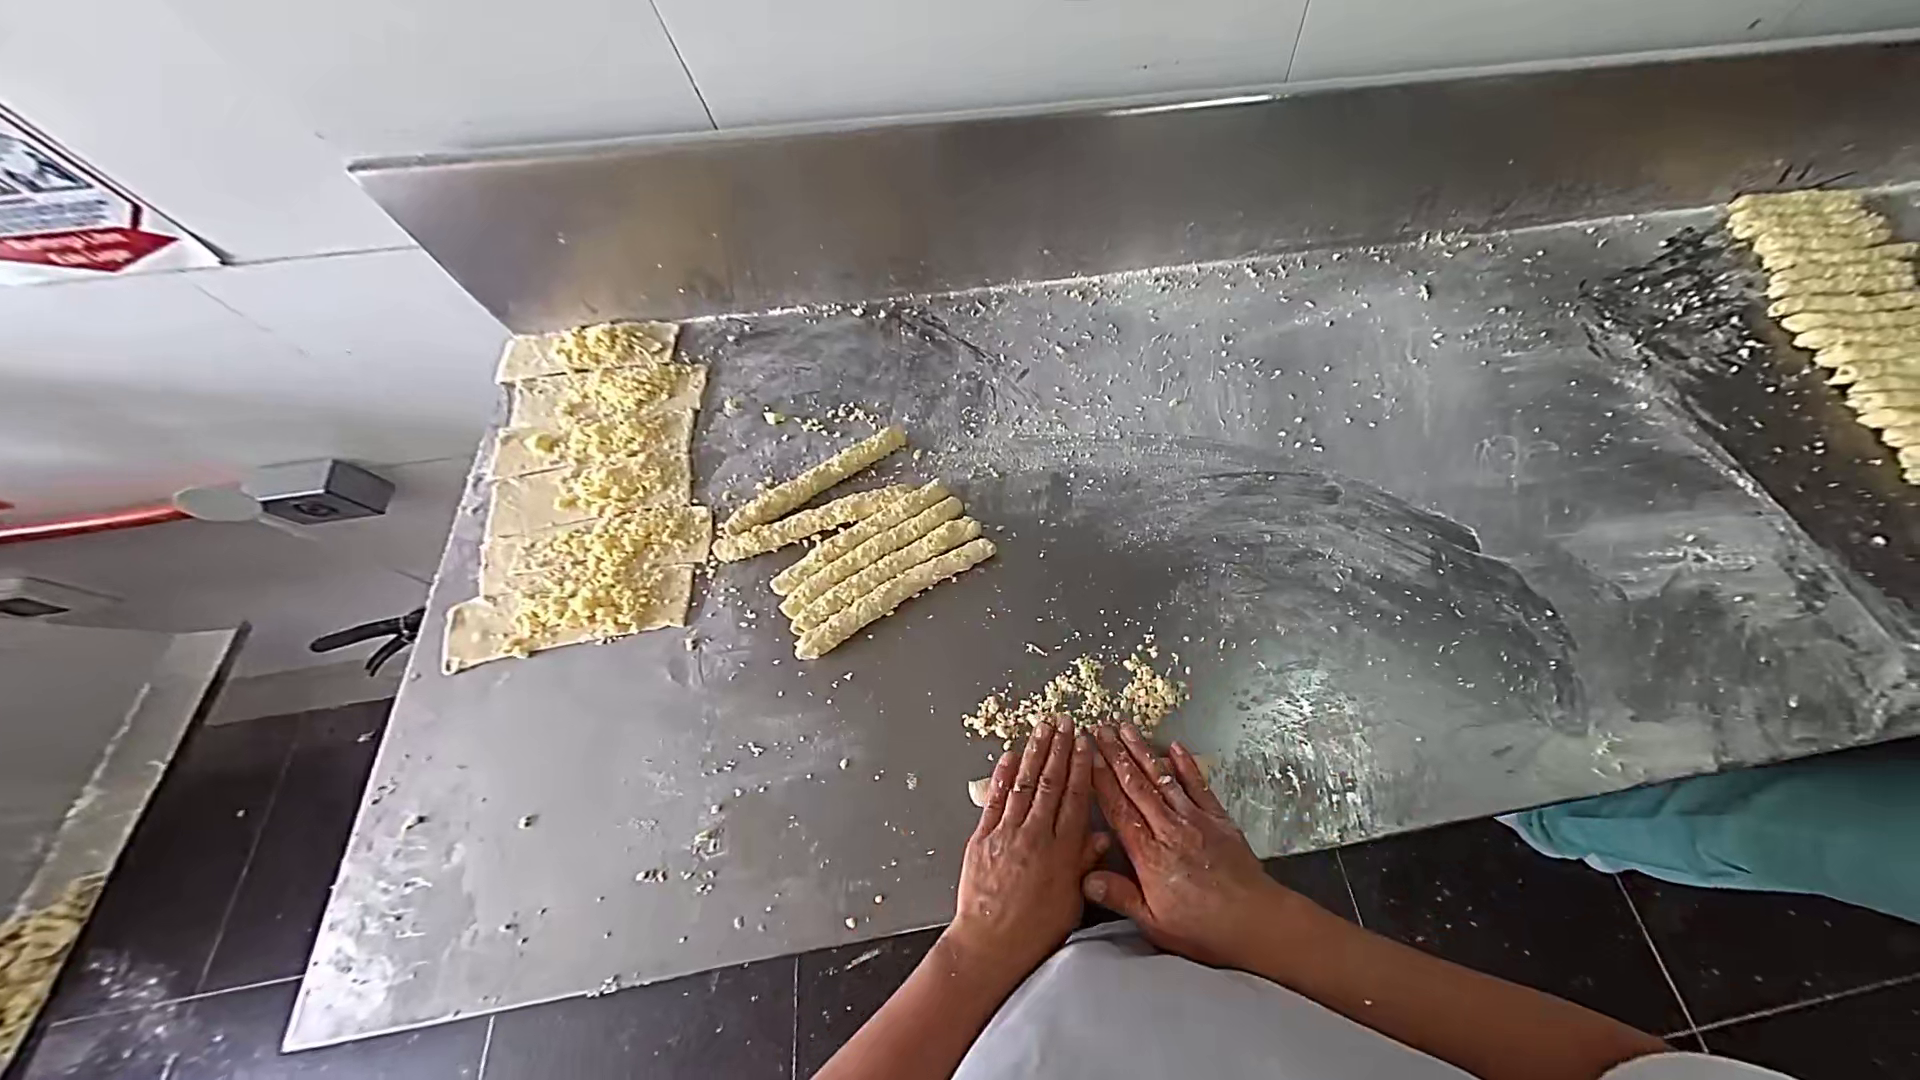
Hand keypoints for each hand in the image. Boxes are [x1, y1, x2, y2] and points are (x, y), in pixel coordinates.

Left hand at [946, 721, 1107, 977]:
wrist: (990, 944)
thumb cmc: (1035, 929)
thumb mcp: (1070, 901)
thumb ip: (1084, 864)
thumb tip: (1099, 836)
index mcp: (1062, 851)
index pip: (1075, 798)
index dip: (1081, 767)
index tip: (1085, 744)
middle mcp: (1036, 835)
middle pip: (1052, 782)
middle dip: (1060, 748)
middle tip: (1066, 722)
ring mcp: (1007, 832)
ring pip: (1026, 783)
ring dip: (1035, 752)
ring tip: (1043, 727)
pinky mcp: (983, 836)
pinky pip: (996, 799)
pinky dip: (1003, 775)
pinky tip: (1010, 755)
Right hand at [1086, 723, 1313, 968]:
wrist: (1260, 924)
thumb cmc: (1205, 930)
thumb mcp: (1156, 923)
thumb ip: (1121, 896)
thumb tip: (1085, 878)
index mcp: (1149, 854)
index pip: (1118, 808)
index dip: (1100, 779)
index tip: (1087, 754)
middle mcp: (1168, 828)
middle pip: (1135, 785)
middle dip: (1115, 754)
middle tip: (1099, 729)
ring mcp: (1194, 819)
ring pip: (1161, 779)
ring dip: (1141, 751)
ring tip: (1125, 728)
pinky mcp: (1217, 819)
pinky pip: (1198, 786)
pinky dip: (1186, 765)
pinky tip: (1174, 746)